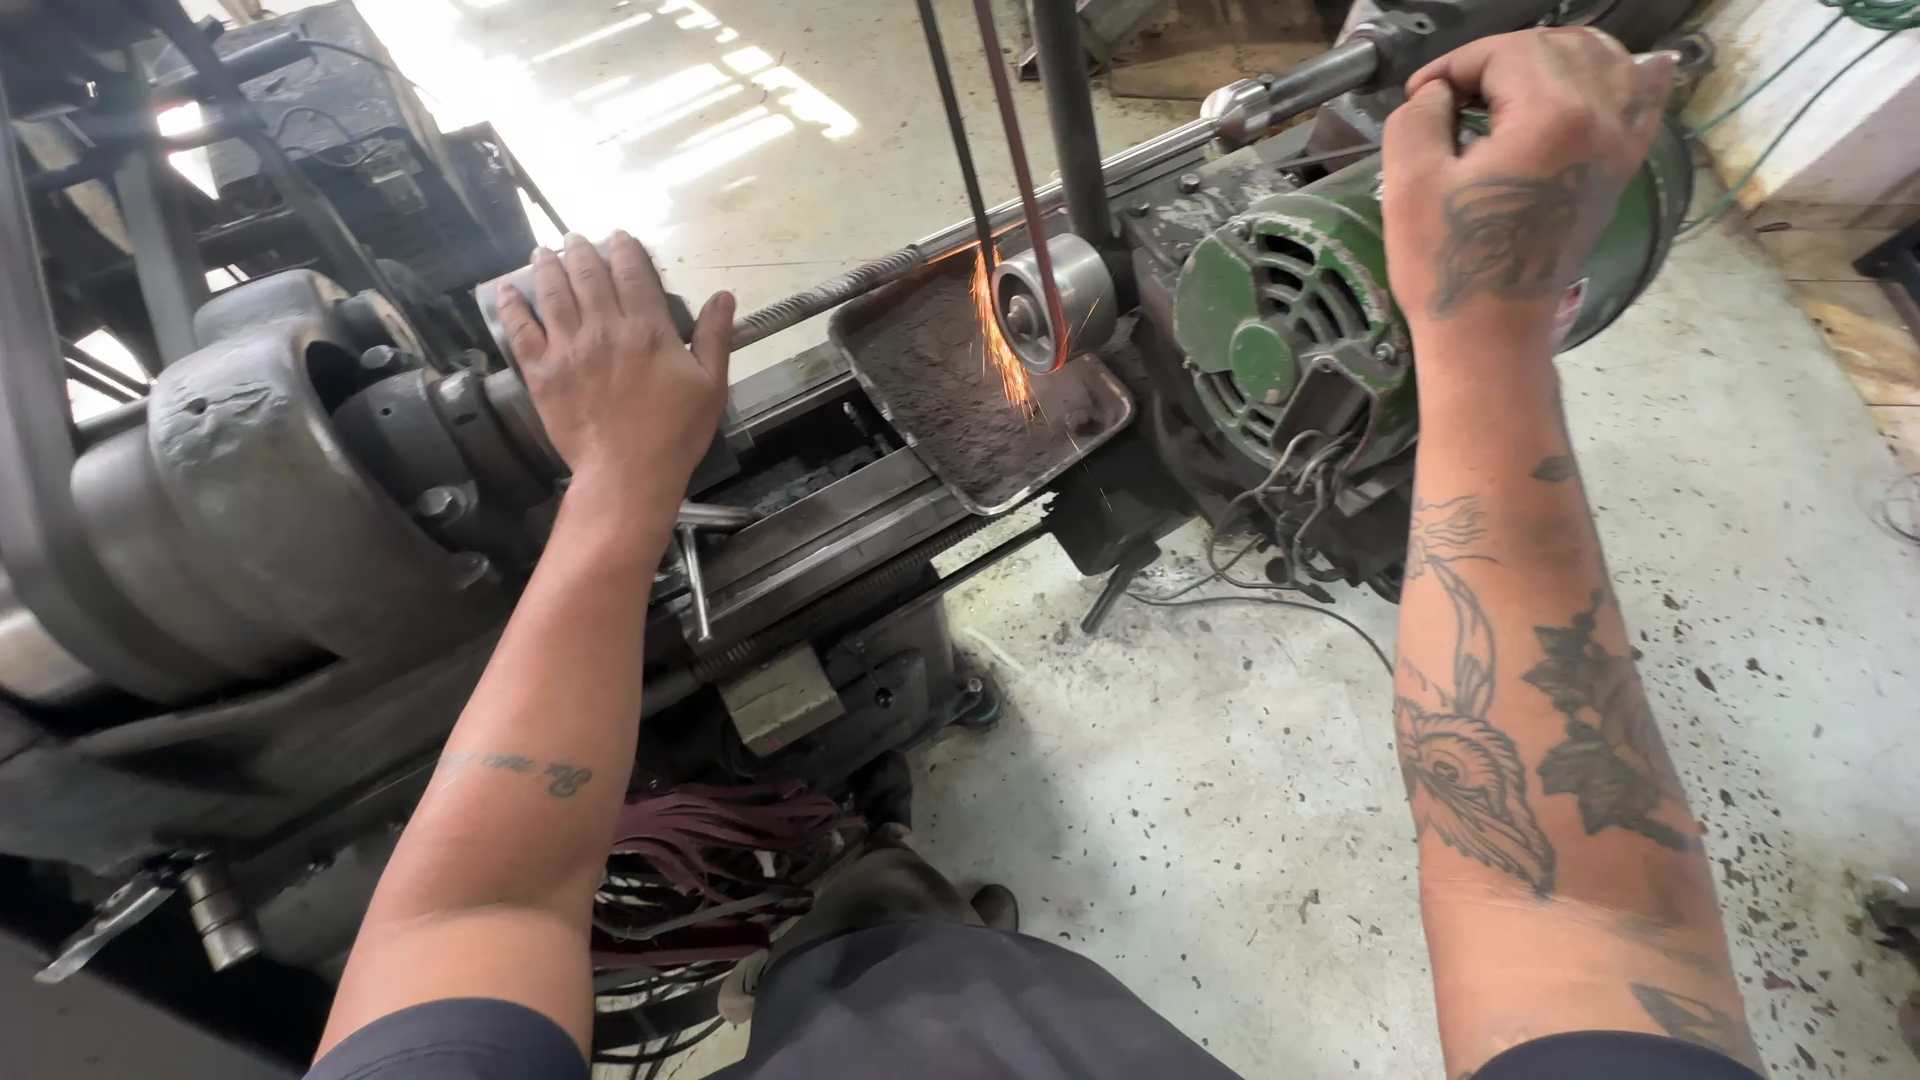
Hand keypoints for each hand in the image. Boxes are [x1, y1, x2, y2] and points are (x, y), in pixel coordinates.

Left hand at [496, 232, 733, 519]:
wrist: (629, 472)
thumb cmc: (676, 432)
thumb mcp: (711, 385)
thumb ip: (715, 337)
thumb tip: (724, 297)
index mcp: (649, 330)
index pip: (633, 275)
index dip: (625, 251)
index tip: (619, 237)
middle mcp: (605, 329)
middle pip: (588, 276)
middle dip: (581, 251)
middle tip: (575, 238)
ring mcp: (569, 348)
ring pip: (553, 293)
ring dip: (548, 267)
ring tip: (544, 252)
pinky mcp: (542, 372)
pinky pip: (521, 329)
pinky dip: (512, 306)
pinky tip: (507, 290)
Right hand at [1380, 28, 1675, 350]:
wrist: (1487, 331)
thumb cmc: (1444, 263)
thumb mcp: (1408, 188)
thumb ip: (1416, 123)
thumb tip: (1432, 97)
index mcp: (1550, 114)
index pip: (1505, 52)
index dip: (1454, 65)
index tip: (1418, 95)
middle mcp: (1602, 115)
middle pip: (1556, 47)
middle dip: (1497, 60)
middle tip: (1451, 96)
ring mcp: (1619, 143)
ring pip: (1604, 60)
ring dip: (1551, 59)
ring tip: (1506, 87)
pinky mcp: (1618, 170)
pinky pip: (1645, 100)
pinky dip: (1631, 75)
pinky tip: (1631, 68)